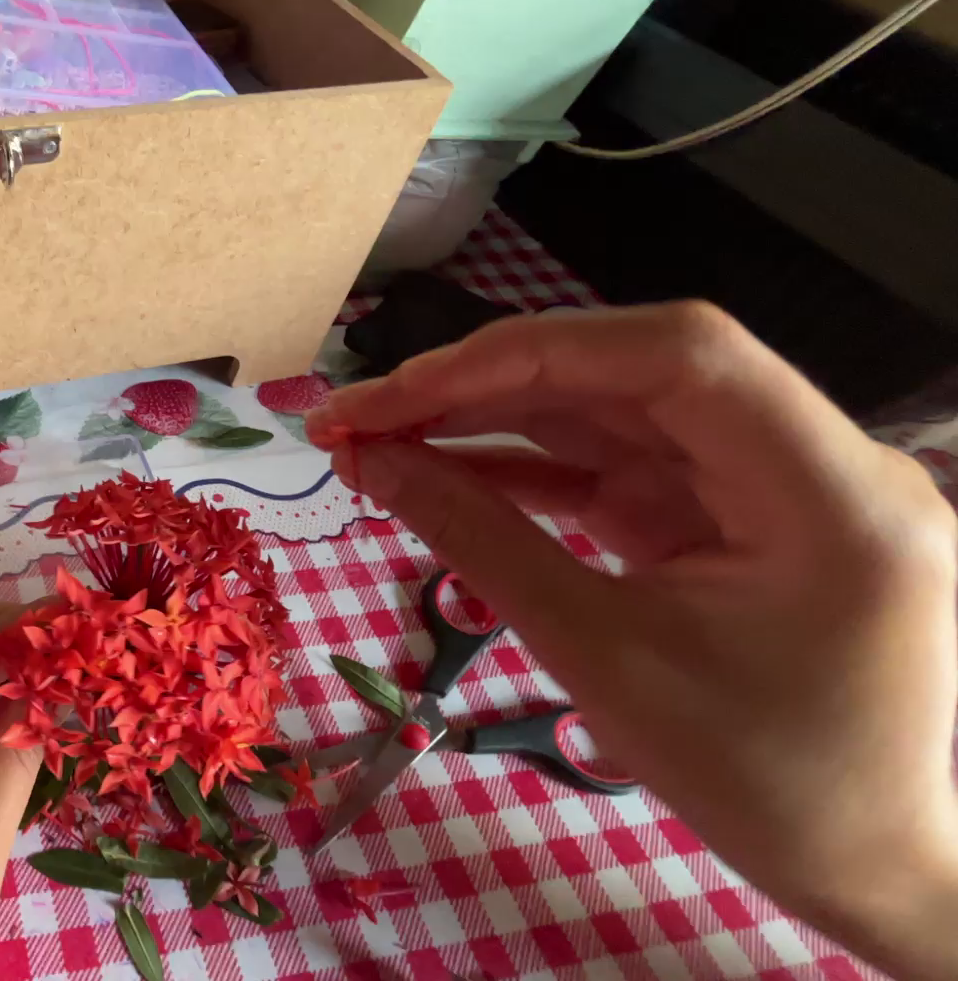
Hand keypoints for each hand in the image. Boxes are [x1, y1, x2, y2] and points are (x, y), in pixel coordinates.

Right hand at [306, 303, 957, 979]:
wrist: (865, 864)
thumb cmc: (759, 776)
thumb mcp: (599, 653)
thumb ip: (477, 540)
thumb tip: (367, 462)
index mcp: (825, 489)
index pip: (670, 357)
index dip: (522, 355)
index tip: (400, 392)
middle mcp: (794, 457)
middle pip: (611, 374)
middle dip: (469, 386)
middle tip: (352, 415)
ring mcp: (740, 481)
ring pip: (586, 411)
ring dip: (470, 420)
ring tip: (368, 438)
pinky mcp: (696, 510)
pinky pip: (585, 464)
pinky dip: (499, 466)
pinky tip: (426, 470)